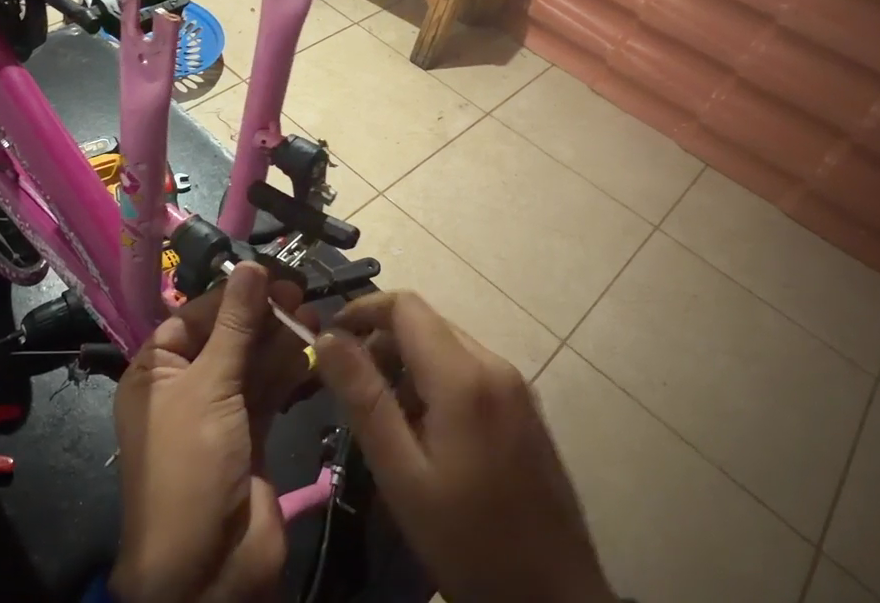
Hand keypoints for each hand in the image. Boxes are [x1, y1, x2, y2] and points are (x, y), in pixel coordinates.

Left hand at [110, 263, 318, 602]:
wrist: (206, 564)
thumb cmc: (191, 463)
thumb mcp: (209, 386)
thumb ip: (235, 325)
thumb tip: (251, 266)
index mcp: (155, 372)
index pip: (193, 316)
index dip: (231, 295)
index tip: (271, 274)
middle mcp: (185, 387)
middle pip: (226, 337)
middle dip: (261, 315)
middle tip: (301, 293)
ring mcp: (220, 413)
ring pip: (252, 363)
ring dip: (281, 339)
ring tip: (314, 315)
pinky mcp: (251, 434)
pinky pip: (269, 391)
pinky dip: (289, 370)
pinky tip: (313, 349)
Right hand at [316, 292, 615, 602]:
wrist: (552, 597)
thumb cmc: (467, 539)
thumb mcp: (401, 473)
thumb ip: (363, 397)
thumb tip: (326, 337)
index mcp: (464, 376)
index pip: (405, 306)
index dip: (361, 310)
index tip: (328, 342)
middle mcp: (496, 366)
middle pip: (426, 323)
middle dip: (380, 342)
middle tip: (350, 392)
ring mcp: (516, 387)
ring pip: (446, 346)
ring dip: (406, 365)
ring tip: (384, 421)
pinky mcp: (524, 410)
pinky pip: (469, 372)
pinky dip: (434, 382)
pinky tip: (424, 435)